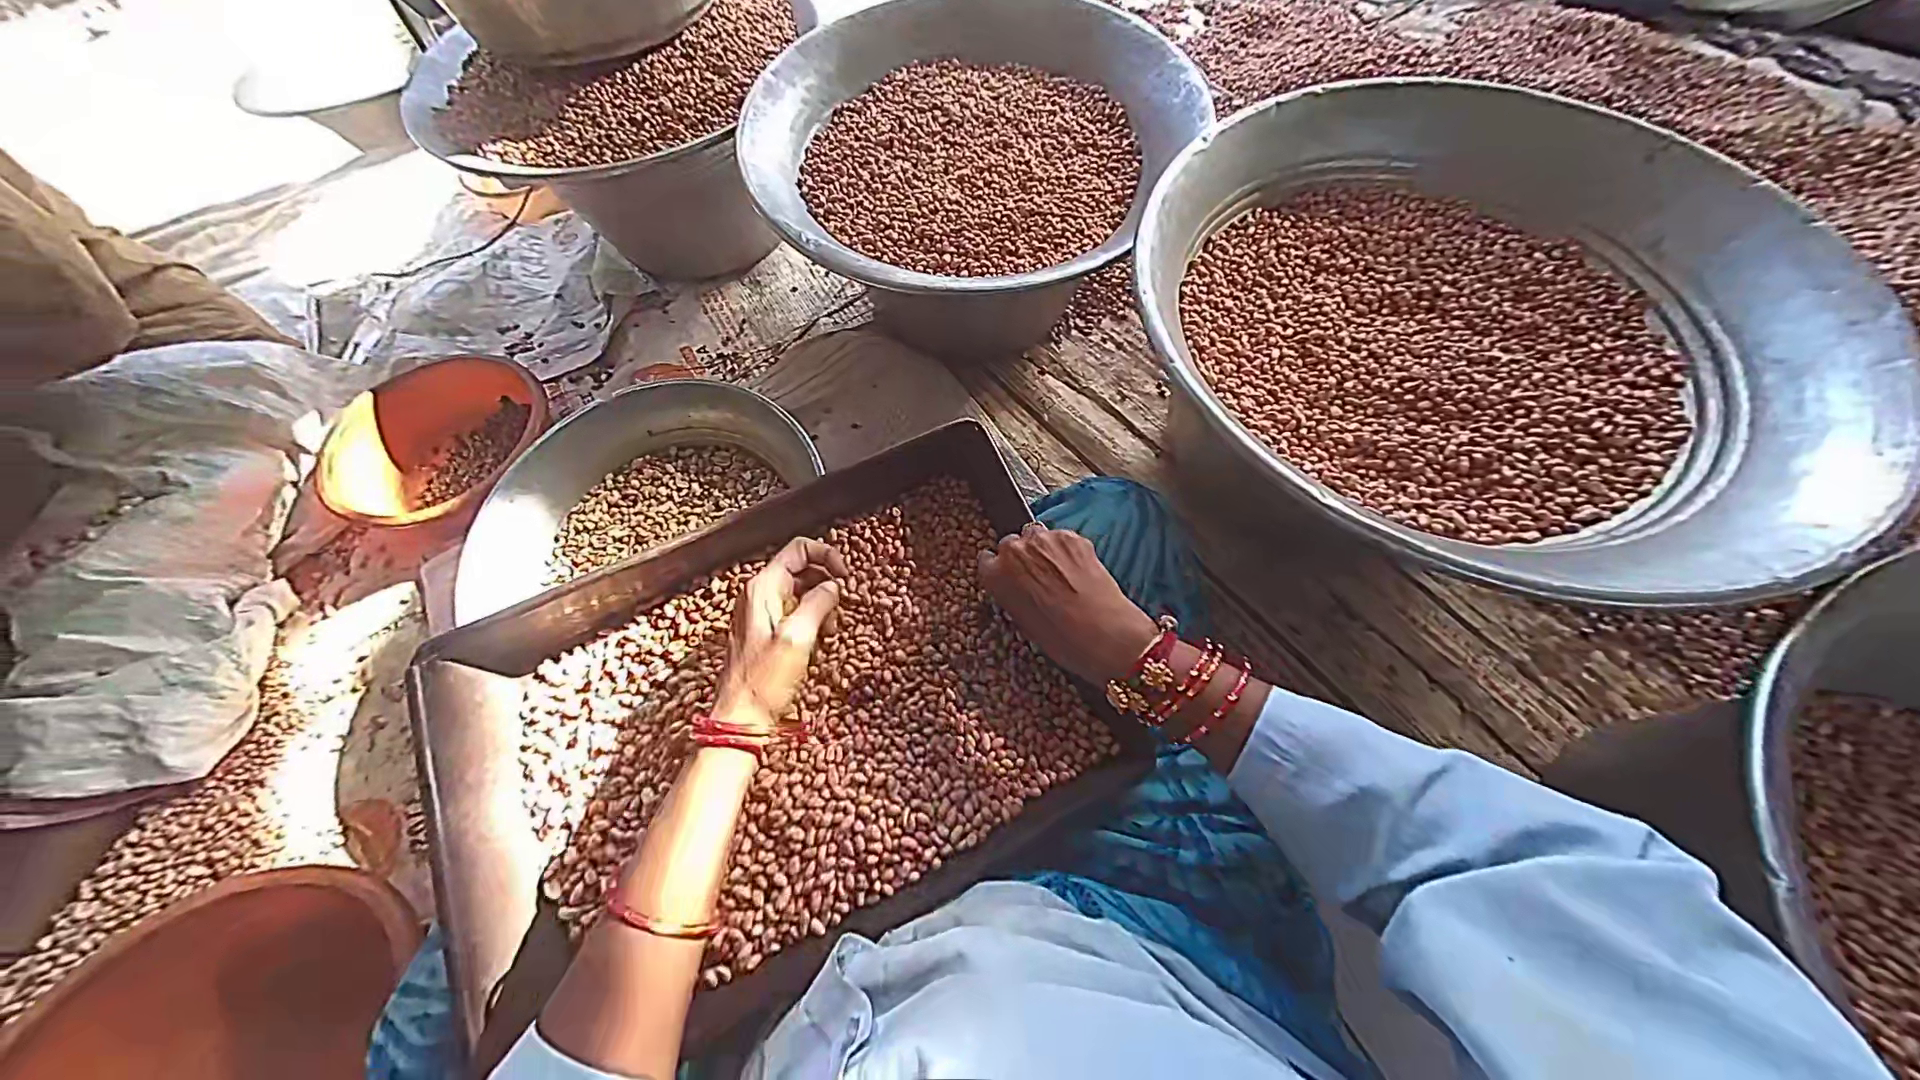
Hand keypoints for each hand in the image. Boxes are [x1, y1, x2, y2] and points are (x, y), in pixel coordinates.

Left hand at [713, 536, 847, 730]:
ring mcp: (760, 612)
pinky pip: (794, 611)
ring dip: (822, 603)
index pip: (799, 549)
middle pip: (802, 568)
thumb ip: (818, 603)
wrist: (740, 717)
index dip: (828, 557)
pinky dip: (812, 618)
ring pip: (801, 590)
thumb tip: (834, 586)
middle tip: (841, 608)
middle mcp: (758, 594)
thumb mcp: (798, 638)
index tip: (845, 579)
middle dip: (827, 583)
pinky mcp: (765, 630)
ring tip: (830, 629)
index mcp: (763, 588)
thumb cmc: (763, 682)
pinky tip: (819, 640)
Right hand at [978, 522, 1158, 682]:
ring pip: (1036, 535)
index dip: (1000, 570)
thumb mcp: (1023, 622)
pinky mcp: (1072, 537)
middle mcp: (1015, 550)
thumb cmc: (1062, 638)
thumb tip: (1017, 588)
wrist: (1104, 634)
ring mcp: (1044, 540)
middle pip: (1011, 544)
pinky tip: (1076, 570)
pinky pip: (1061, 537)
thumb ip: (1012, 596)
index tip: (1009, 577)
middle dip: (1022, 558)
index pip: (986, 560)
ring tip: (1059, 573)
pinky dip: (1066, 549)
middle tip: (1038, 578)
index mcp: (996, 575)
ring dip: (1043, 550)